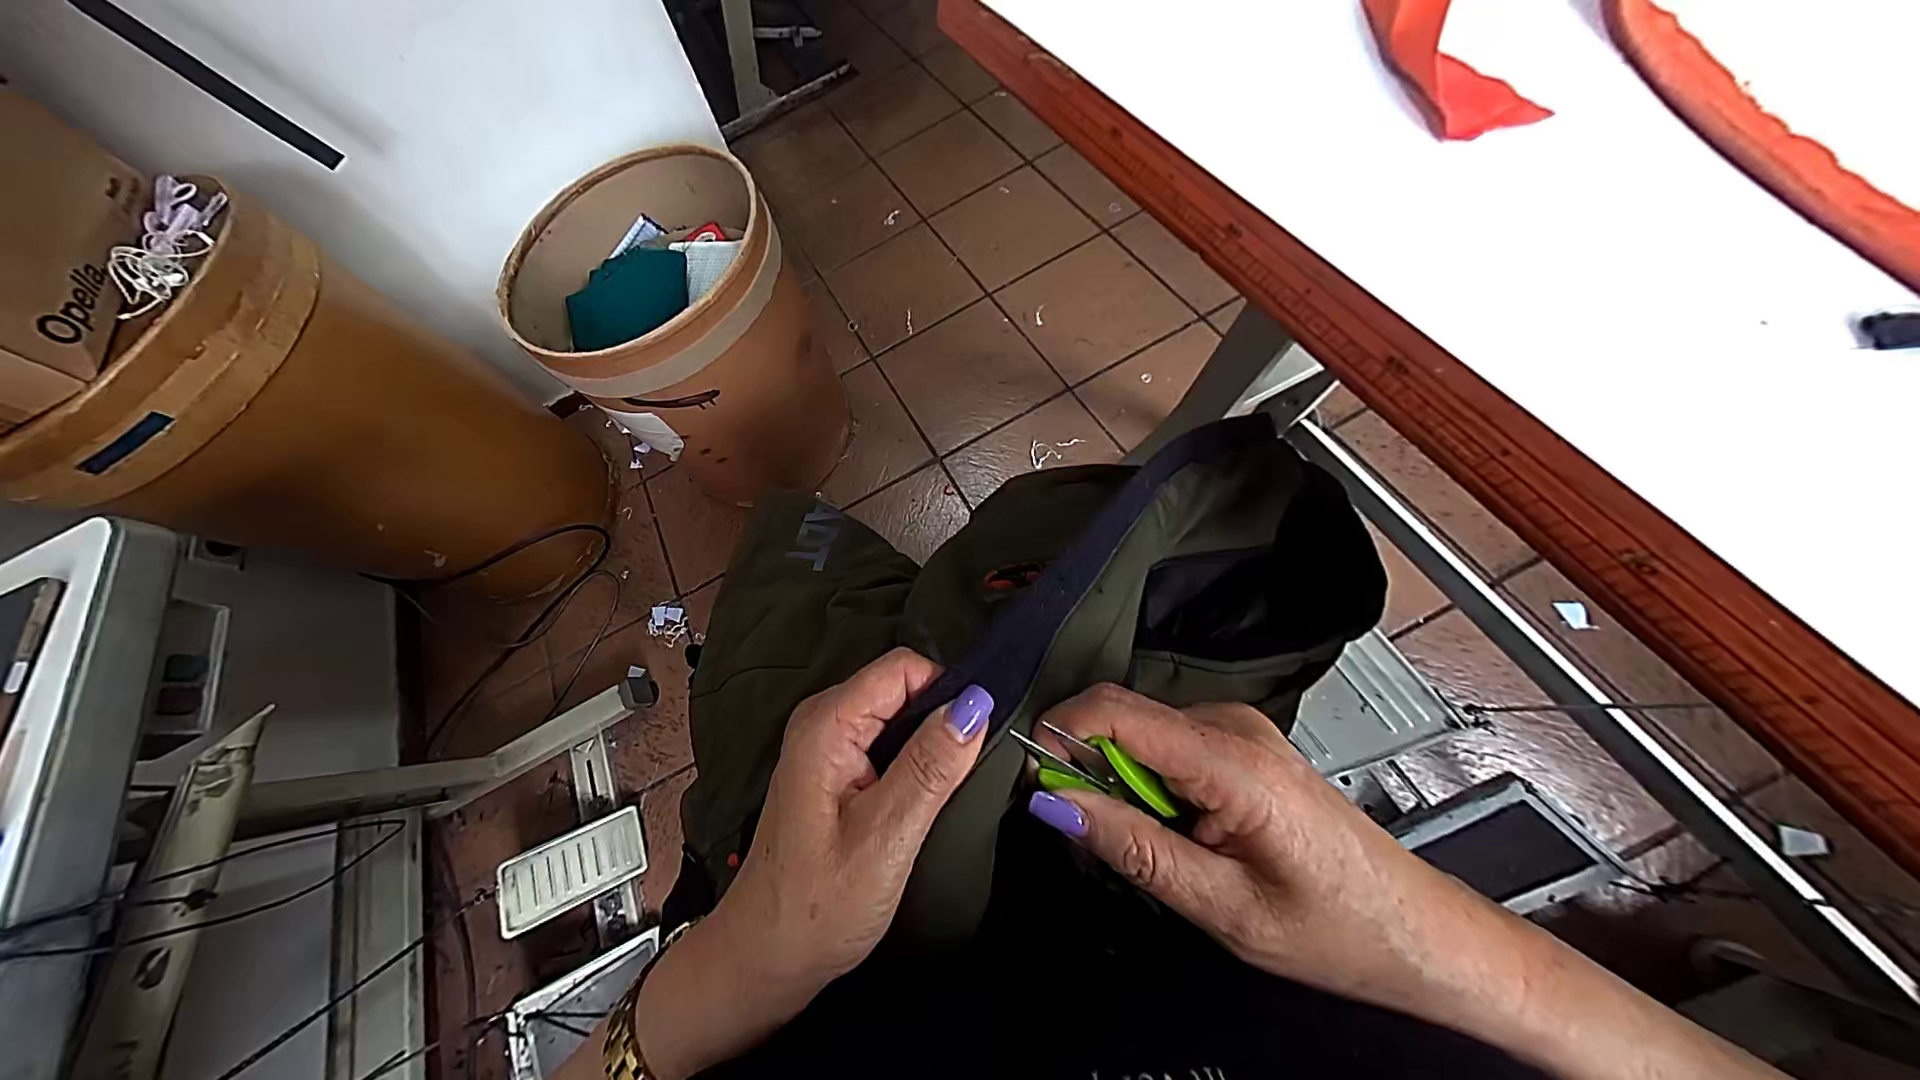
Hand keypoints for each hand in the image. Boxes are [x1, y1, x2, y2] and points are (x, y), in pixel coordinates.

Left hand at [632, 649, 991, 1079]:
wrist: (765, 958)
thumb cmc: (818, 908)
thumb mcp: (886, 838)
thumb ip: (930, 767)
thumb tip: (976, 704)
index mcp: (827, 724)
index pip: (903, 668)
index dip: (947, 689)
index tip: (979, 733)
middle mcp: (823, 719)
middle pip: (901, 685)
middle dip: (942, 714)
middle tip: (964, 769)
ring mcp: (826, 741)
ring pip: (898, 711)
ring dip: (931, 738)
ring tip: (949, 784)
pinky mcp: (834, 764)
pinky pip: (887, 736)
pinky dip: (914, 754)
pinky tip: (925, 791)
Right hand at [1026, 684, 1783, 1079]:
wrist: (1421, 929)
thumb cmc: (1335, 930)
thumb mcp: (1220, 907)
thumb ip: (1132, 847)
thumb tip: (1054, 803)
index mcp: (1232, 761)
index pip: (1115, 711)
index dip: (1059, 733)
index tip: (1032, 779)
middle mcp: (1231, 724)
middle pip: (1121, 716)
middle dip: (1083, 764)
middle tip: (1081, 828)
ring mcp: (1237, 726)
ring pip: (1138, 729)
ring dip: (1115, 777)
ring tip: (1139, 841)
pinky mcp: (1238, 739)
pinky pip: (1164, 740)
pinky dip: (1144, 777)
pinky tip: (1170, 826)